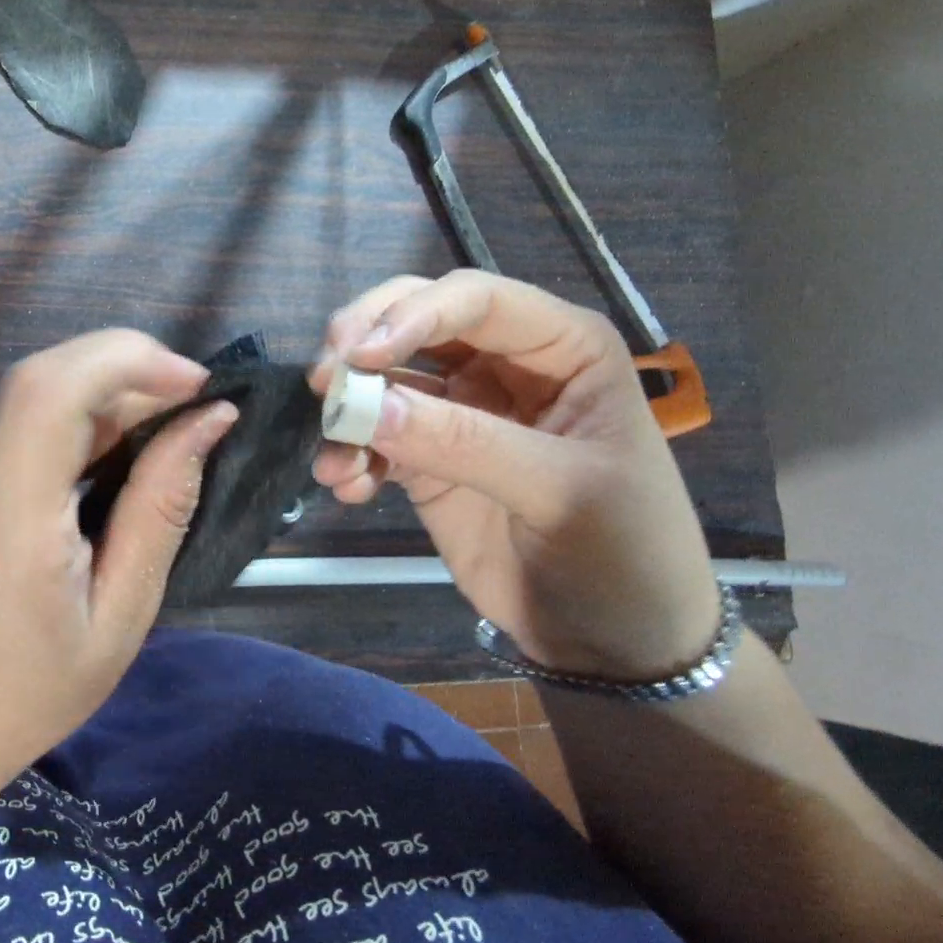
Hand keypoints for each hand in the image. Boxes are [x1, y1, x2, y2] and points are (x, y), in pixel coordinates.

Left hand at [0, 330, 237, 762]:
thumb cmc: (38, 687)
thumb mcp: (123, 612)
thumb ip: (160, 509)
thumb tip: (209, 419)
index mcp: (7, 526)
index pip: (47, 394)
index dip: (123, 361)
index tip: (195, 384)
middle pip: (46, 382)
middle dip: (130, 377)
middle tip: (193, 417)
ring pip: (39, 399)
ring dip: (108, 403)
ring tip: (160, 448)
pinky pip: (25, 425)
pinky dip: (78, 427)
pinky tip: (108, 469)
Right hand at [310, 270, 718, 681]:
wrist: (610, 641)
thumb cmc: (622, 553)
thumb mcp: (558, 490)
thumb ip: (462, 443)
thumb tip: (360, 406)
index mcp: (561, 349)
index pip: (476, 300)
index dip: (412, 315)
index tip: (356, 355)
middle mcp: (502, 367)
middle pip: (414, 321)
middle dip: (360, 344)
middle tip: (320, 379)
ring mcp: (457, 412)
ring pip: (381, 380)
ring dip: (345, 412)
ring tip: (332, 462)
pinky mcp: (424, 460)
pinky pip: (370, 439)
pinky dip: (349, 457)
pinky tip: (348, 490)